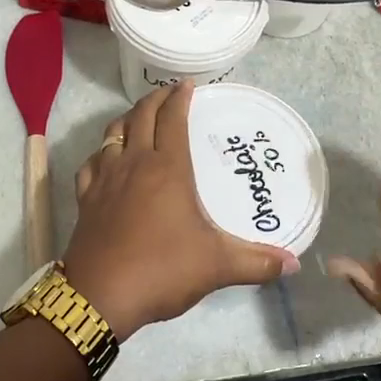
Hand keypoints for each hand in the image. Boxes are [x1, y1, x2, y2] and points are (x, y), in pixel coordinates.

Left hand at [62, 81, 298, 338]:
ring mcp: (105, 178)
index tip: (188, 85)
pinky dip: (101, 153)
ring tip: (139, 118)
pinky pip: (92, 163)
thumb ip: (256, 262)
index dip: (180, 97)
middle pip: (141, 116)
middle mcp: (134, 162)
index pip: (172, 118)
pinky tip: (106, 160)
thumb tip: (294, 263)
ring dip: (127, 119)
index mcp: (167, 168)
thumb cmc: (162, 269)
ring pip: (113, 133)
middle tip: (168, 93)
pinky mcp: (86, 197)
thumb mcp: (217, 266)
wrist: (100, 295)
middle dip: (155, 99)